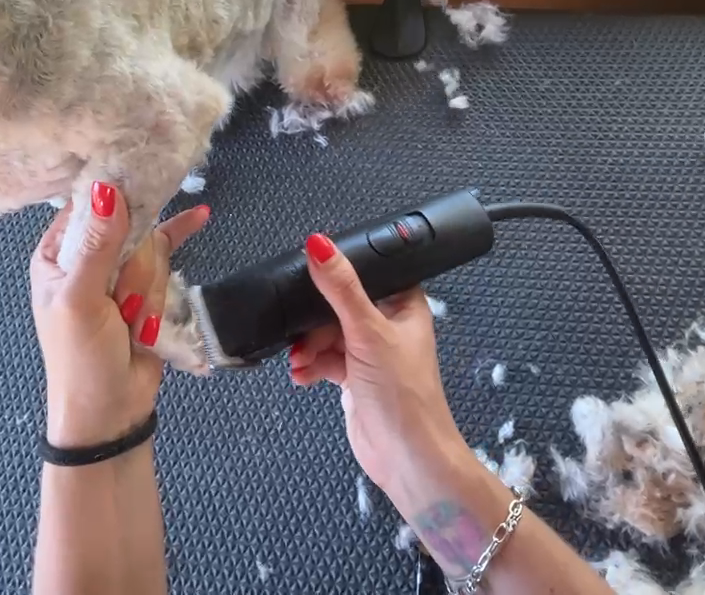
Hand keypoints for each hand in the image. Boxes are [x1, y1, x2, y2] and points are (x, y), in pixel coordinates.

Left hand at [30, 182, 208, 446]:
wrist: (111, 414)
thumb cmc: (82, 360)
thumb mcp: (81, 303)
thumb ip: (97, 246)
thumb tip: (108, 188)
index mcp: (55, 256)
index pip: (84, 205)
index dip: (110, 192)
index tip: (136, 173)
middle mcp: (85, 257)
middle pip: (125, 224)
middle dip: (133, 263)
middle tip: (124, 301)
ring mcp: (117, 271)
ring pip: (150, 246)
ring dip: (148, 285)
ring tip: (133, 323)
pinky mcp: (145, 284)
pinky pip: (164, 255)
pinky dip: (180, 238)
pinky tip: (199, 217)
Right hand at [287, 233, 470, 512]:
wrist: (407, 461)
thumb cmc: (401, 392)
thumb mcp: (367, 331)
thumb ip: (340, 288)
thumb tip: (317, 243)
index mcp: (402, 302)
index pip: (367, 272)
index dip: (339, 271)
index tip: (308, 270)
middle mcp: (387, 322)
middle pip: (339, 304)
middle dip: (314, 320)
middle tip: (297, 332)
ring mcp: (369, 350)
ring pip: (328, 333)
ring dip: (309, 346)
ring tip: (299, 361)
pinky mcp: (354, 376)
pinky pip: (325, 359)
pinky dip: (311, 365)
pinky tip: (301, 375)